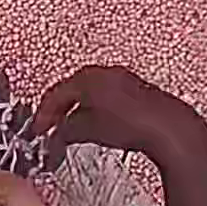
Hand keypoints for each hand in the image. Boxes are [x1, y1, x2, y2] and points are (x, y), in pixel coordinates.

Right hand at [32, 66, 206, 160]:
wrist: (168, 129)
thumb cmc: (131, 124)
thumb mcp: (85, 130)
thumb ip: (65, 129)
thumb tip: (58, 132)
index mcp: (87, 77)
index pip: (55, 94)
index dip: (43, 114)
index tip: (38, 129)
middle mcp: (104, 73)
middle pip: (72, 91)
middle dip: (60, 110)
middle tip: (51, 128)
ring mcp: (123, 80)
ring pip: (90, 94)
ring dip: (78, 110)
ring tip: (74, 129)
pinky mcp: (137, 91)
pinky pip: (108, 98)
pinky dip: (97, 110)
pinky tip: (99, 125)